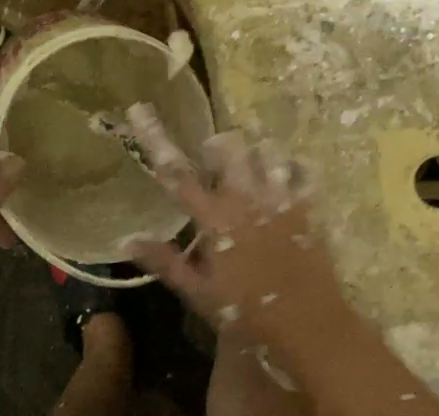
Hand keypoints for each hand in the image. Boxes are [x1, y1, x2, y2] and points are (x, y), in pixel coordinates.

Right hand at [124, 108, 349, 345]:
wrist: (311, 330)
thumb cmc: (250, 316)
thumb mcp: (200, 295)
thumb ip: (166, 262)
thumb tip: (127, 239)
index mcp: (214, 218)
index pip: (176, 172)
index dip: (155, 137)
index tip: (139, 108)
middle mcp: (245, 198)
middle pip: (228, 146)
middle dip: (218, 148)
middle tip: (215, 166)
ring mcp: (280, 198)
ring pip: (266, 150)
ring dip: (256, 155)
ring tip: (253, 172)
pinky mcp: (309, 206)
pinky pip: (303, 169)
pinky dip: (294, 168)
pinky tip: (286, 180)